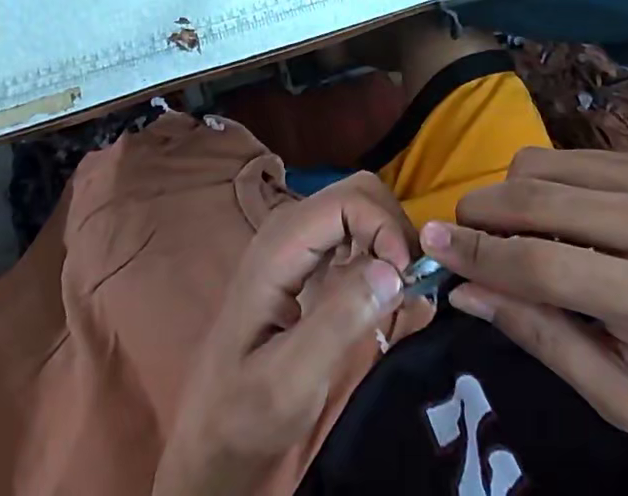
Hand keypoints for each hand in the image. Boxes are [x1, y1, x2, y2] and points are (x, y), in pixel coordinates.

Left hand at [154, 172, 418, 495]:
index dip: (385, 227)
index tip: (407, 278)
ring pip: (357, 208)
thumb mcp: (291, 381)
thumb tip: (393, 270)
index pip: (346, 200)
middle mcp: (285, 231)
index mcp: (277, 249)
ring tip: (405, 287)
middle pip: (355, 193)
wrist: (215, 433)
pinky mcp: (306, 262)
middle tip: (412, 280)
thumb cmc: (246, 411)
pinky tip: (386, 290)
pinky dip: (379, 250)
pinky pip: (352, 233)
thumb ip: (338, 322)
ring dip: (389, 237)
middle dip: (392, 226)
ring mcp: (295, 243)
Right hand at [419, 147, 627, 453]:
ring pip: (539, 166)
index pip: (539, 263)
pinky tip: (555, 223)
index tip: (425, 245)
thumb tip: (464, 291)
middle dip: (478, 217)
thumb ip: (540, 337)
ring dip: (507, 198)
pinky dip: (540, 186)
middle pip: (532, 199)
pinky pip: (565, 157)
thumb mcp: (624, 399)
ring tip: (515, 242)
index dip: (473, 254)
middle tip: (461, 246)